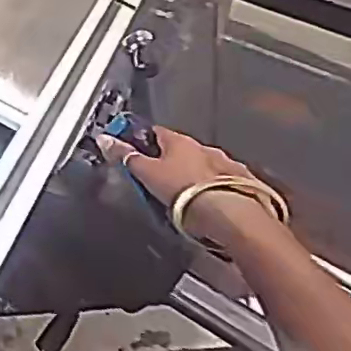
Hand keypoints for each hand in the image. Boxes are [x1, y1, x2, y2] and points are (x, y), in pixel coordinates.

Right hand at [94, 126, 265, 243]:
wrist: (233, 218)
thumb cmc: (186, 192)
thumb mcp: (146, 174)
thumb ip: (125, 156)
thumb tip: (105, 139)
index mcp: (179, 141)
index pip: (155, 132)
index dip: (142, 140)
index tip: (133, 149)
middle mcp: (205, 148)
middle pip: (181, 150)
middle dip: (170, 161)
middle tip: (157, 179)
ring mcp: (227, 166)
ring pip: (204, 166)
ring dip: (194, 175)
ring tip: (185, 197)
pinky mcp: (246, 186)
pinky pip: (224, 183)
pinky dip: (215, 190)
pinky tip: (209, 205)